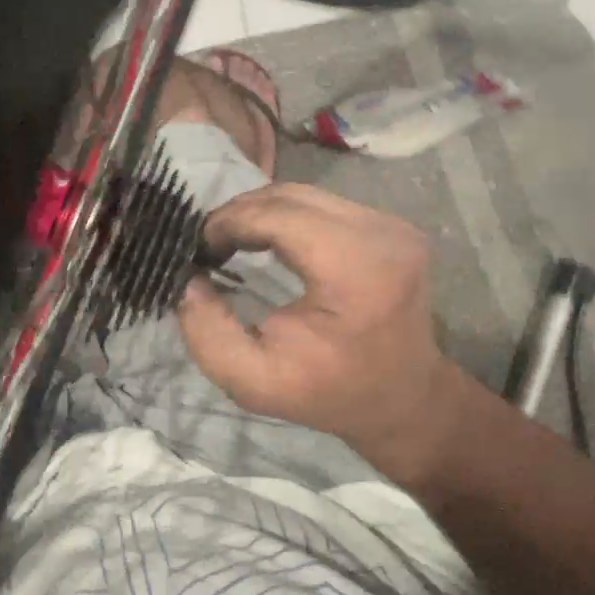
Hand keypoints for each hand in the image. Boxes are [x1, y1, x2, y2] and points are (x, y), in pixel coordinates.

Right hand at [178, 183, 459, 469]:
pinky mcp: (391, 226)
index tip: (200, 251)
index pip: (276, 216)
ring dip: (260, 212)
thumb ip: (207, 332)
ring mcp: (391, 226)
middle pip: (288, 197)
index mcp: (356, 270)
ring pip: (303, 195)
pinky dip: (284, 216)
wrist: (403, 400)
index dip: (229, 223)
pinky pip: (321, 204)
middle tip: (210, 245)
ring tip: (232, 241)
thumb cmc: (329, 392)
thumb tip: (190, 279)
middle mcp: (380, 235)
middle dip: (239, 214)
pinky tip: (266, 240)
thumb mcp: (253, 380)